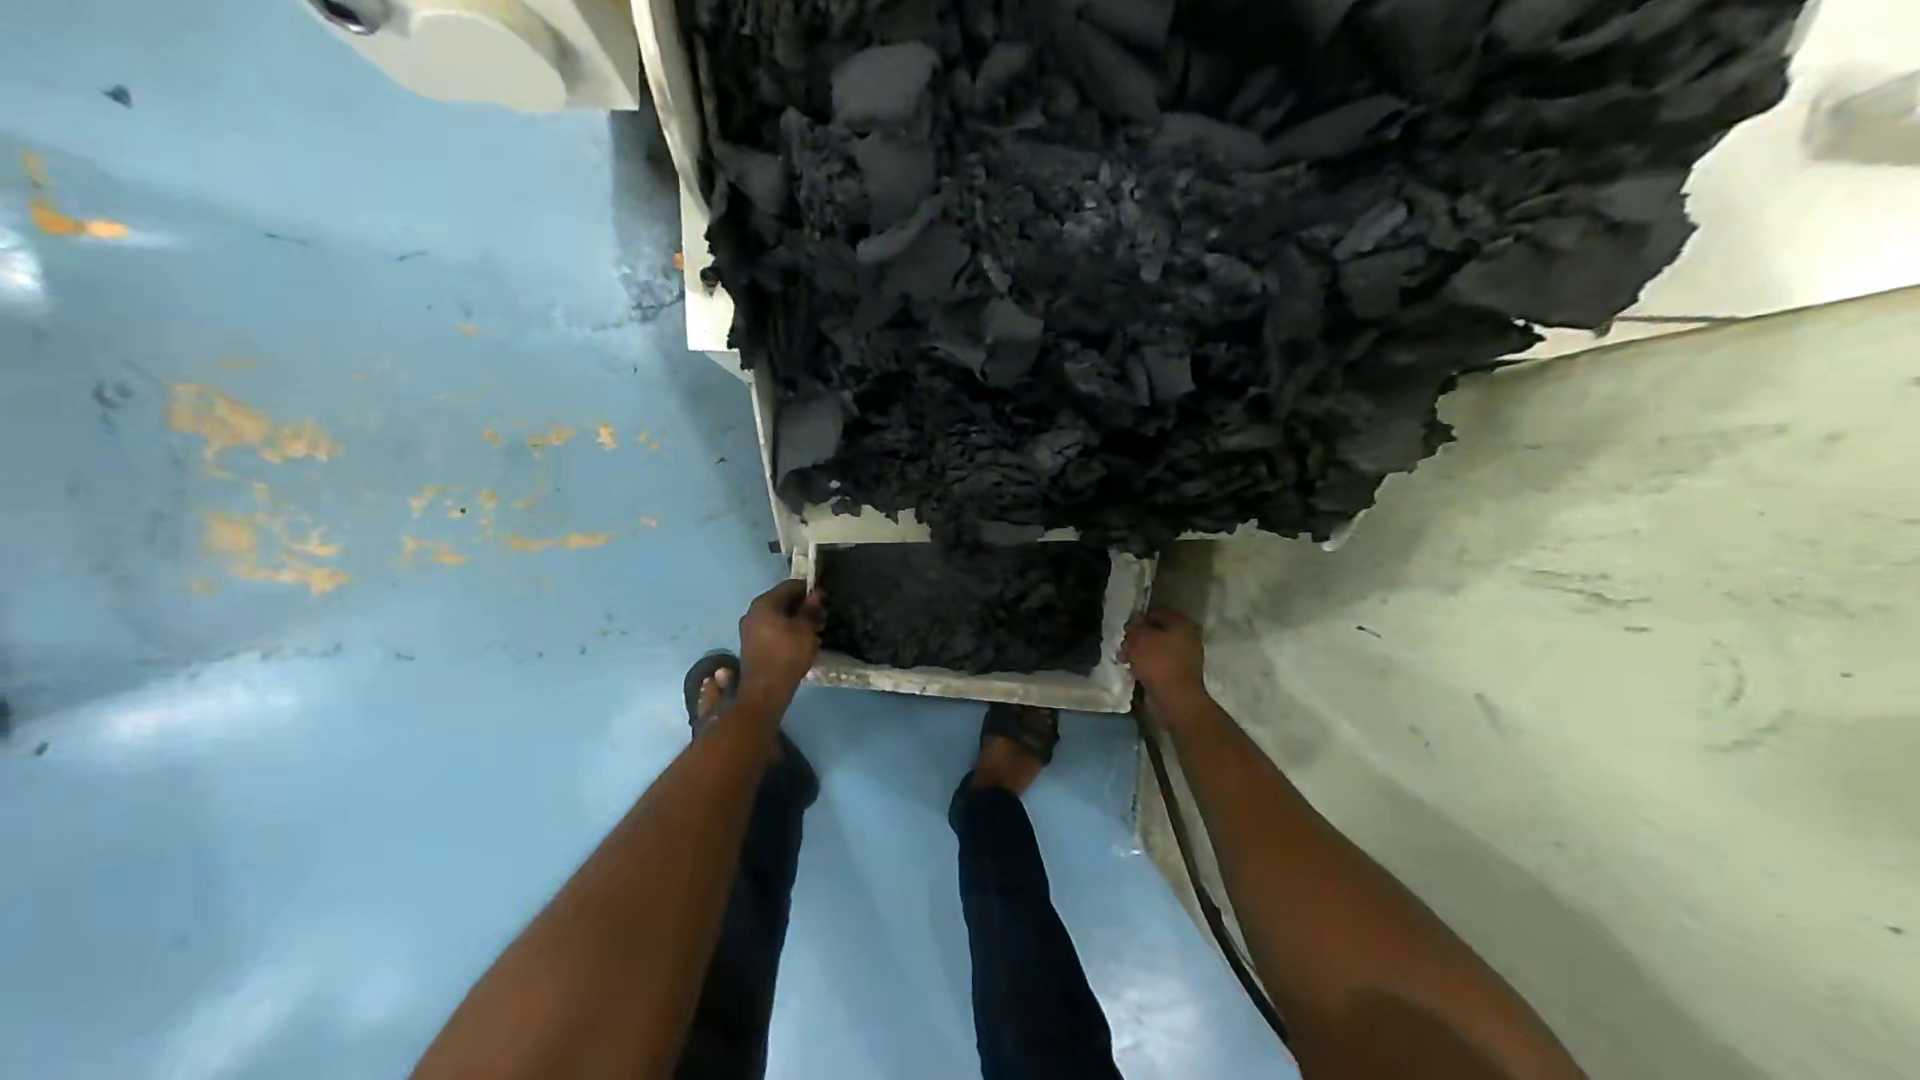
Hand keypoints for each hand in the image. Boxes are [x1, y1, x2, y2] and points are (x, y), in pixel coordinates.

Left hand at [738, 579, 824, 705]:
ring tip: (815, 632)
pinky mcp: (751, 645)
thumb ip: (810, 608)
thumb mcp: (805, 629)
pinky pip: (772, 630)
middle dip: (803, 607)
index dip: (809, 590)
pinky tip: (801, 642)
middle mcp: (753, 612)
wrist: (766, 690)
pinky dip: (787, 632)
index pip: (790, 586)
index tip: (825, 600)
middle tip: (822, 618)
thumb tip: (815, 593)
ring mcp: (749, 629)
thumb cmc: (788, 654)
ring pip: (778, 617)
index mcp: (764, 603)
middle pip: (782, 601)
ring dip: (797, 621)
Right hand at [1121, 608, 1208, 704]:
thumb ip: (1136, 626)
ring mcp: (1184, 657)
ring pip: (1155, 648)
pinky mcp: (1178, 674)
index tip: (1125, 629)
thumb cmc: (1158, 662)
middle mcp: (1187, 638)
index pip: (1157, 612)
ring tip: (1124, 660)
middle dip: (1136, 638)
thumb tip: (1135, 623)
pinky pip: (1158, 664)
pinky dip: (1146, 665)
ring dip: (1138, 652)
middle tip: (1123, 646)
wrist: (1175, 699)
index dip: (1139, 619)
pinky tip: (1134, 671)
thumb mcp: (1141, 638)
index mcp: (1182, 624)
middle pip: (1156, 631)